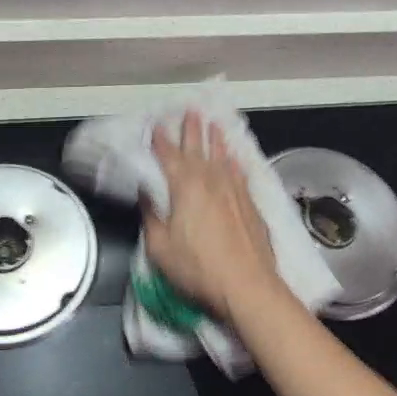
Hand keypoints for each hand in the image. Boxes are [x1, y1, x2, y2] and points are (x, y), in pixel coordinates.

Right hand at [144, 111, 282, 324]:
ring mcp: (234, 190)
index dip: (161, 139)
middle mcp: (210, 180)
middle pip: (198, 148)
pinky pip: (241, 173)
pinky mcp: (251, 203)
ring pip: (223, 156)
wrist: (248, 286)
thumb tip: (146, 193)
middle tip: (190, 109)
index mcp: (184, 187)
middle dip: (192, 129)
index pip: (168, 156)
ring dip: (216, 138)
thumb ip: (151, 216)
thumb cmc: (198, 268)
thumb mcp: (160, 247)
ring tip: (214, 123)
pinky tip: (235, 158)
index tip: (156, 124)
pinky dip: (235, 162)